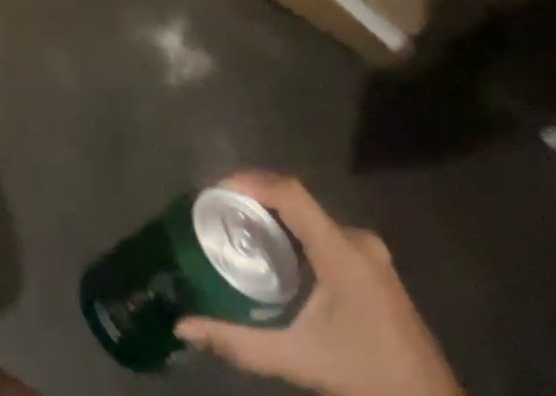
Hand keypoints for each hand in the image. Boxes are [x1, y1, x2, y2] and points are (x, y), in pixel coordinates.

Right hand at [176, 172, 461, 395]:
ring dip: (271, 218)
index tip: (211, 191)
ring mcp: (371, 255)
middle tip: (215, 215)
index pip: (291, 193)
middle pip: (297, 202)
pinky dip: (291, 234)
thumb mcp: (297, 358)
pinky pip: (323, 233)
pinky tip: (271, 257)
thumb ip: (238, 342)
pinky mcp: (373, 268)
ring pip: (310, 218)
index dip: (249, 181)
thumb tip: (182, 327)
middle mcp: (358, 243)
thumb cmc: (365, 374)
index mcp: (343, 253)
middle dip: (252, 201)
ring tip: (234, 231)